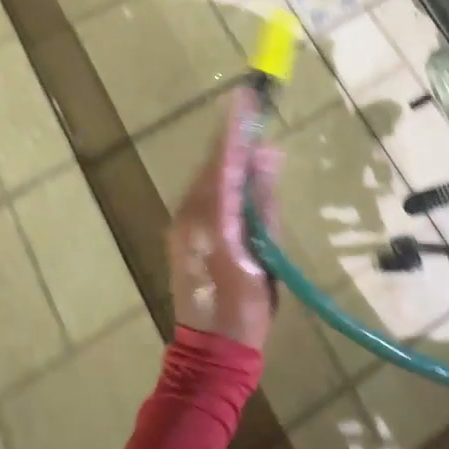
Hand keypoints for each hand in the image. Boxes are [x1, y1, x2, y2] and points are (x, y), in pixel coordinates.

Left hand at [168, 86, 284, 349]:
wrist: (208, 354)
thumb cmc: (244, 311)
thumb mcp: (263, 257)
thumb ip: (263, 204)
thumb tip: (268, 154)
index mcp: (209, 220)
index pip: (224, 162)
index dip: (236, 127)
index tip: (245, 94)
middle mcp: (187, 215)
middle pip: (213, 165)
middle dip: (234, 138)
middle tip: (254, 109)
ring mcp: (180, 224)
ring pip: (208, 178)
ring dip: (229, 158)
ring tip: (252, 134)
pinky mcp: (182, 234)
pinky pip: (205, 195)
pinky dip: (224, 180)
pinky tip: (241, 174)